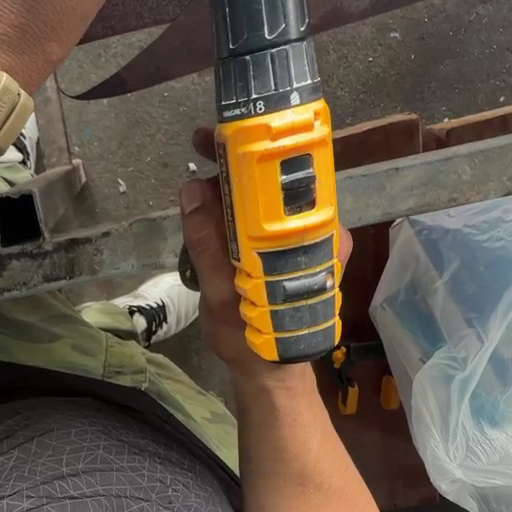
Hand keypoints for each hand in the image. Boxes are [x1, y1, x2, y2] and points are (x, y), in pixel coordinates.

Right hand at [180, 129, 352, 383]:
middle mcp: (318, 231)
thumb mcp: (222, 294)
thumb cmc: (250, 340)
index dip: (250, 150)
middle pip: (278, 181)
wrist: (270, 373)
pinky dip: (243, 211)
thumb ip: (207, 242)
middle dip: (238, 163)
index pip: (286, 173)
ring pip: (272, 200)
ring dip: (236, 189)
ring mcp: (308, 242)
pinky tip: (218, 218)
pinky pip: (270, 220)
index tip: (215, 138)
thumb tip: (193, 190)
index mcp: (309, 236)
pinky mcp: (298, 253)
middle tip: (200, 153)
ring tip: (202, 189)